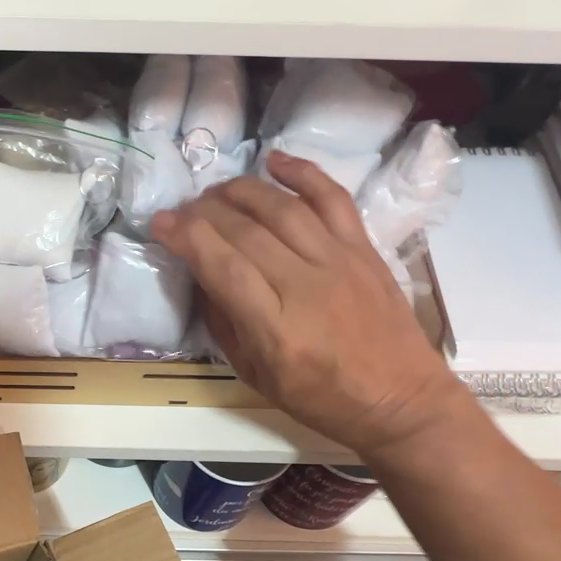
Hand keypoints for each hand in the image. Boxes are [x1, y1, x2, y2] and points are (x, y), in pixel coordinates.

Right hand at [151, 152, 476, 459]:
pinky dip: (303, 173)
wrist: (399, 399)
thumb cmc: (321, 398)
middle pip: (247, 231)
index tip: (160, 224)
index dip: (187, 237)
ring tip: (215, 192)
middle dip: (205, 213)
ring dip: (241, 191)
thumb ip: (225, 324)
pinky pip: (332, 198)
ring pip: (283, 208)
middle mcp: (307, 287)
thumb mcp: (256, 375)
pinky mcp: (364, 249)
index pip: (223, 266)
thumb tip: (201, 275)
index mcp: (277, 330)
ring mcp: (340, 262)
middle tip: (182, 210)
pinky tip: (274, 161)